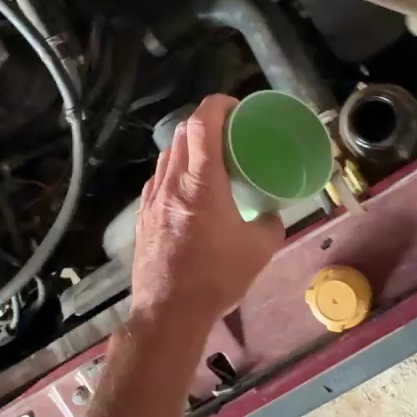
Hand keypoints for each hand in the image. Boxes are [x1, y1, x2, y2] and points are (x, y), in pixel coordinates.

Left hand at [130, 95, 284, 336]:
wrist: (168, 311)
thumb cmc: (215, 278)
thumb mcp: (259, 250)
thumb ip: (271, 223)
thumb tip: (273, 213)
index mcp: (201, 182)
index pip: (202, 123)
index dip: (218, 104)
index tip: (236, 106)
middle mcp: (172, 182)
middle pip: (183, 133)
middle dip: (205, 122)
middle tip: (229, 132)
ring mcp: (153, 197)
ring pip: (168, 155)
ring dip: (189, 147)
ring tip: (211, 160)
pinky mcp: (143, 214)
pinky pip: (159, 178)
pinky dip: (176, 171)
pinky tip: (189, 190)